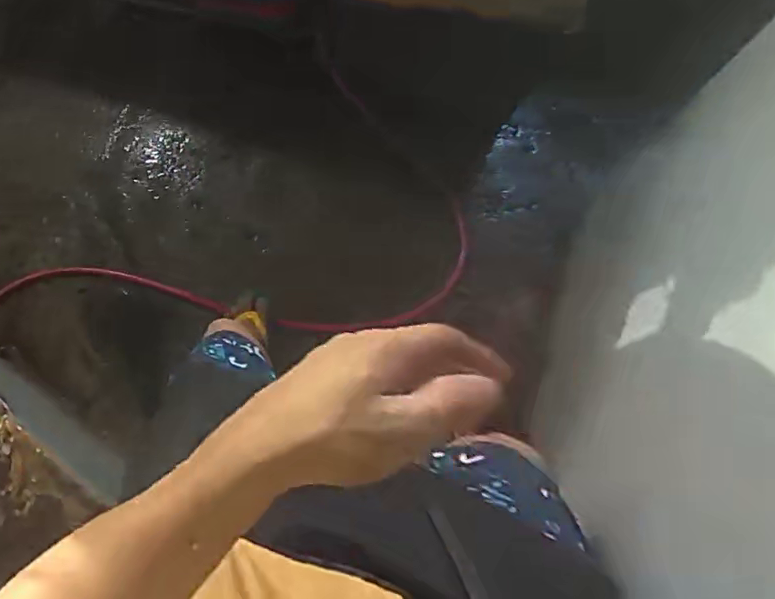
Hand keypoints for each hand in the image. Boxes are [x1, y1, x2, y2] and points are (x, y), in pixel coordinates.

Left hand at [187, 324, 509, 494]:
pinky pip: (373, 368)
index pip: (439, 335)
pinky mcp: (319, 371)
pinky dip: (400, 382)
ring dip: (426, 376)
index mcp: (382, 347)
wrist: (267, 440)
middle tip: (484, 401)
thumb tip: (487, 382)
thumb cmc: (340, 437)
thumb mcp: (405, 428)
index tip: (507, 379)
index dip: (478, 353)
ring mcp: (333, 353)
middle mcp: (357, 340)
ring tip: (450, 409)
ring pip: (393, 356)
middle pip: (415, 343)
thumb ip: (449, 403)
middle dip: (454, 366)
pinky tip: (401, 410)